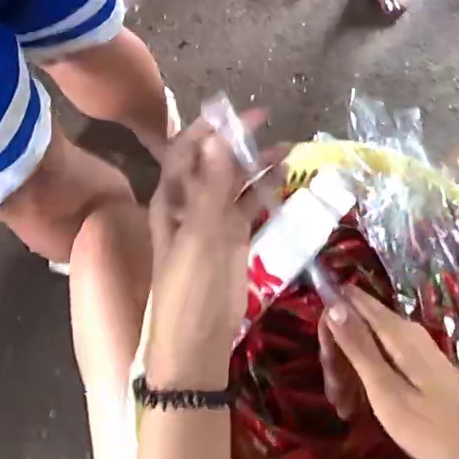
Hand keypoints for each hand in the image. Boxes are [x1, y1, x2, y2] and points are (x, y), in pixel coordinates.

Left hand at [142, 114, 280, 390]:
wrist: (196, 346)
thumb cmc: (190, 290)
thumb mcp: (201, 235)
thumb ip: (212, 186)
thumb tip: (219, 138)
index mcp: (172, 199)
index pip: (186, 150)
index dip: (209, 127)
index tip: (236, 111)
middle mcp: (190, 203)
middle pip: (214, 162)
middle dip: (238, 141)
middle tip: (268, 122)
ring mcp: (212, 221)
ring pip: (235, 182)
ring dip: (256, 164)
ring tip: (287, 148)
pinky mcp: (232, 238)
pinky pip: (249, 206)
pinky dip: (265, 191)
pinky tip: (285, 179)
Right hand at [320, 287, 458, 458]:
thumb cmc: (434, 430)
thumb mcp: (387, 393)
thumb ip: (358, 347)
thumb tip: (333, 302)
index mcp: (395, 331)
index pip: (348, 303)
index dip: (329, 328)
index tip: (326, 367)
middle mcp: (404, 329)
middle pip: (356, 325)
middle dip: (338, 356)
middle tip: (337, 401)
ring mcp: (414, 347)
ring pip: (367, 345)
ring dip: (350, 373)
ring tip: (347, 412)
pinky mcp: (420, 365)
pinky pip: (383, 359)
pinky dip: (368, 380)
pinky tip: (364, 410)